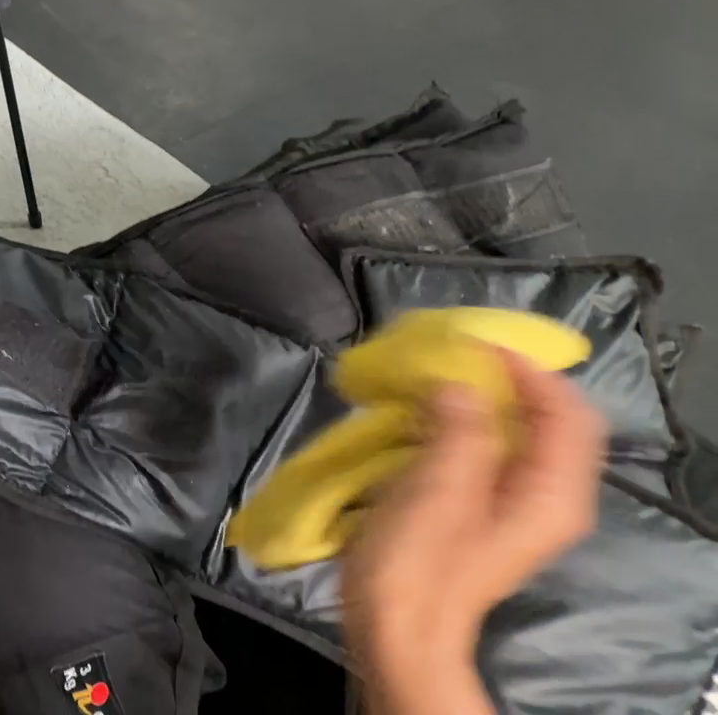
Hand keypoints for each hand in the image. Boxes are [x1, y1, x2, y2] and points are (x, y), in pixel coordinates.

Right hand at [343, 349, 606, 713]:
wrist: (396, 623)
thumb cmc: (419, 559)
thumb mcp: (439, 490)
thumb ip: (459, 432)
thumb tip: (459, 384)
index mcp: (551, 494)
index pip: (567, 415)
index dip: (529, 371)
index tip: (471, 341)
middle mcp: (544, 496)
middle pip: (544, 421)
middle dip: (502, 380)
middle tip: (445, 353)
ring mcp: (509, 504)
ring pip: (510, 433)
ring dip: (474, 399)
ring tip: (424, 377)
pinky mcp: (474, 507)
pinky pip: (480, 449)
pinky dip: (453, 422)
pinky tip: (414, 416)